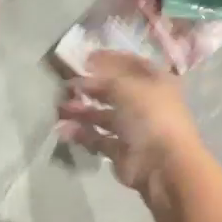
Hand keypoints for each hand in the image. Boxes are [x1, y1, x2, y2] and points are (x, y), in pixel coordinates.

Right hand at [56, 51, 200, 190]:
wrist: (161, 162)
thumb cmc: (149, 115)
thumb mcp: (126, 87)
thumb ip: (101, 80)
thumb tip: (79, 80)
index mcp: (155, 82)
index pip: (130, 64)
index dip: (108, 60)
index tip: (83, 59)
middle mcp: (145, 103)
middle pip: (113, 91)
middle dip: (89, 89)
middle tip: (66, 87)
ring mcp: (133, 128)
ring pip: (103, 116)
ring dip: (82, 111)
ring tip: (61, 109)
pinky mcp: (121, 150)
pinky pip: (98, 138)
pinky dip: (82, 134)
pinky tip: (64, 130)